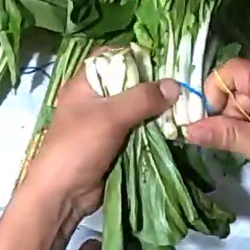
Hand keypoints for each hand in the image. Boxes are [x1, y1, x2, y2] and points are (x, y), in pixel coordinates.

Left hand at [17, 59, 176, 225]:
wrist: (62, 194)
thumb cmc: (78, 148)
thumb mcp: (110, 117)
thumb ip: (142, 98)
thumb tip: (175, 85)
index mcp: (84, 83)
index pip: (111, 56)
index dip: (136, 54)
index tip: (165, 59)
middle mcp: (95, 98)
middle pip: (128, 82)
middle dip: (154, 84)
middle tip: (183, 83)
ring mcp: (105, 122)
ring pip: (136, 107)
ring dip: (157, 108)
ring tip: (186, 104)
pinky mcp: (115, 142)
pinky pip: (139, 128)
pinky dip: (154, 127)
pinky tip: (176, 125)